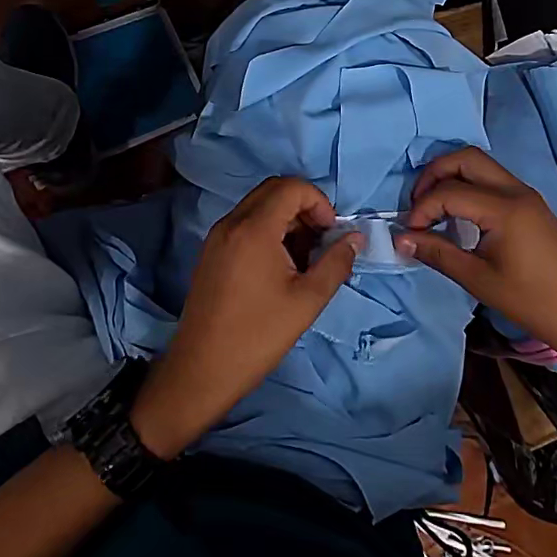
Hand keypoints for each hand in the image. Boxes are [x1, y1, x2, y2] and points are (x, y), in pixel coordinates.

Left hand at [130, 177, 359, 457]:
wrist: (203, 369)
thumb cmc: (258, 335)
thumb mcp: (307, 300)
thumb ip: (336, 262)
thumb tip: (354, 238)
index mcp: (253, 229)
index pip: (291, 187)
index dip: (319, 203)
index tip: (330, 234)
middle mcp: (231, 223)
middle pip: (274, 190)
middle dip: (304, 207)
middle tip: (320, 241)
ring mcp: (217, 236)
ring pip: (259, 206)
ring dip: (287, 219)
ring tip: (303, 259)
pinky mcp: (212, 252)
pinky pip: (245, 223)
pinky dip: (268, 230)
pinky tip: (280, 267)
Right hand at [399, 147, 556, 369]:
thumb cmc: (529, 300)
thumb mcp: (477, 279)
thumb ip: (437, 252)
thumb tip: (400, 238)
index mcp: (504, 209)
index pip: (449, 192)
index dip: (422, 209)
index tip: (410, 233)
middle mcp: (516, 190)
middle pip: (466, 158)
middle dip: (434, 174)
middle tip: (417, 204)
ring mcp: (527, 194)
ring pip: (481, 164)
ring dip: (451, 176)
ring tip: (433, 208)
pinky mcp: (531, 203)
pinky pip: (493, 178)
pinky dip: (469, 184)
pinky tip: (458, 214)